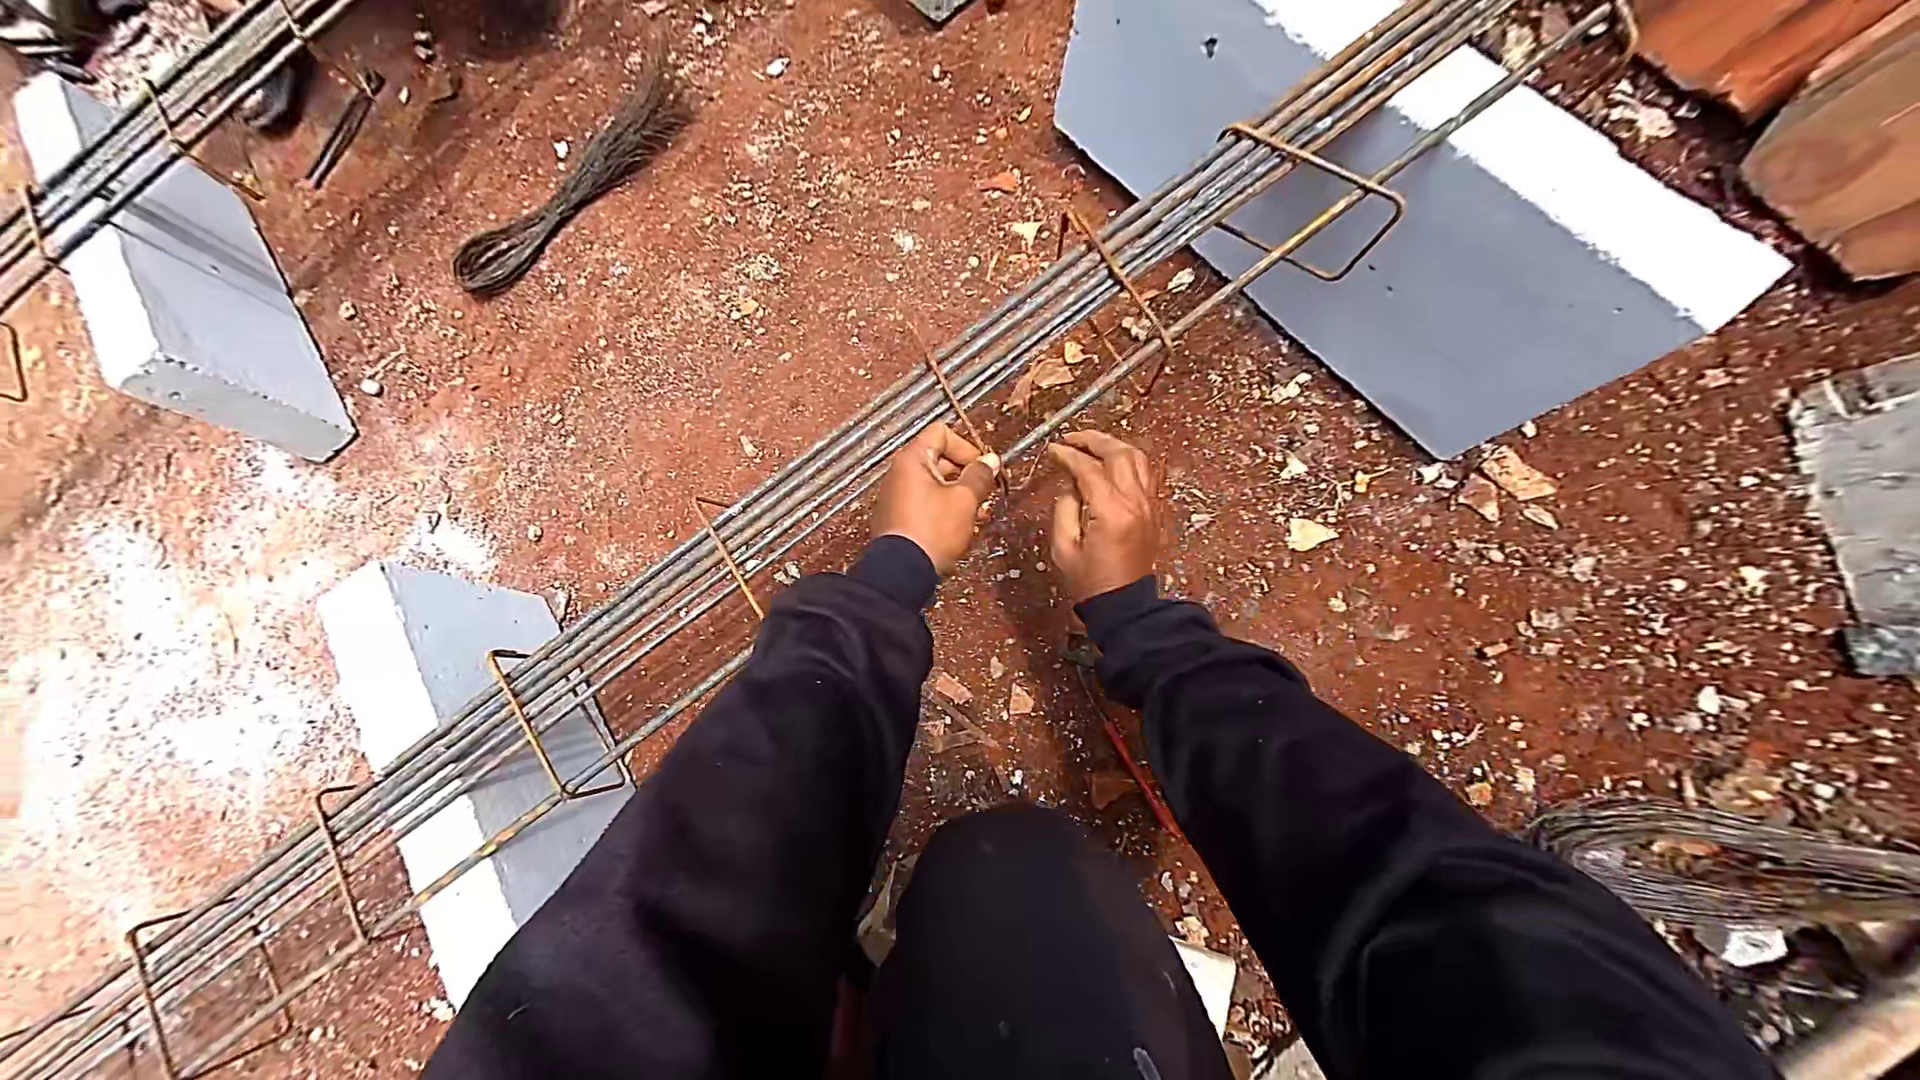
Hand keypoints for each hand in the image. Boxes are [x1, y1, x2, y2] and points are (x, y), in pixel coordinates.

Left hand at [872, 422, 1000, 574]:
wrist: (903, 572)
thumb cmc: (934, 530)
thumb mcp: (965, 500)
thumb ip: (979, 476)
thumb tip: (990, 460)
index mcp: (912, 460)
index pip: (941, 432)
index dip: (967, 446)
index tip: (983, 468)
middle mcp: (900, 473)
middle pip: (939, 459)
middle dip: (967, 474)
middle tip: (985, 493)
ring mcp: (897, 497)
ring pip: (935, 485)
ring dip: (960, 495)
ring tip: (979, 514)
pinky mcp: (898, 519)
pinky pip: (926, 504)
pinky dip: (945, 510)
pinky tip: (962, 527)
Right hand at [1048, 430, 1159, 602]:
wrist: (1124, 605)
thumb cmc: (1091, 582)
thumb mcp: (1064, 547)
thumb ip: (1064, 508)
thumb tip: (1070, 483)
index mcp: (1111, 512)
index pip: (1089, 469)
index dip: (1068, 455)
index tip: (1053, 451)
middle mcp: (1135, 503)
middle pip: (1119, 454)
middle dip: (1093, 440)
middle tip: (1072, 439)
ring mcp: (1149, 505)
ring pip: (1138, 458)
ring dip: (1115, 445)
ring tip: (1093, 444)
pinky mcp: (1154, 511)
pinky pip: (1147, 474)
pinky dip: (1130, 460)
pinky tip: (1114, 462)